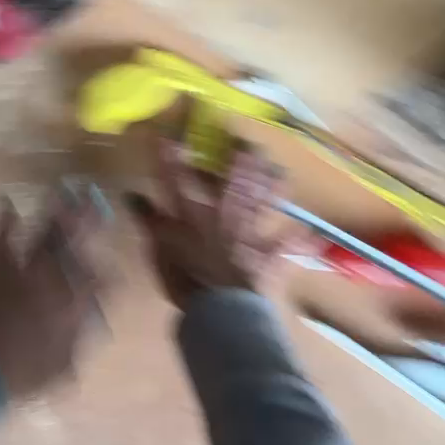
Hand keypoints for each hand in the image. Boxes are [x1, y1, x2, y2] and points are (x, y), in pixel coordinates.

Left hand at [0, 194, 107, 398]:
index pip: (100, 283)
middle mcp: (53, 282)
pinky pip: (1, 237)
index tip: (111, 271)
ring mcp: (24, 270)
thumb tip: (87, 330)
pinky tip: (6, 200)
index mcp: (74, 308)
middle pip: (75, 246)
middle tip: (96, 198)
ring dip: (57, 211)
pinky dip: (3, 220)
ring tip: (67, 188)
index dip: (107, 276)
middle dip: (88, 221)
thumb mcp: (61, 369)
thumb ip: (76, 344)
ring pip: (45, 235)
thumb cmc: (22, 374)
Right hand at [129, 102, 285, 309]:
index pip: (177, 176)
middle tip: (247, 141)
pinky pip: (290, 247)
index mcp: (192, 213)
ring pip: (263, 203)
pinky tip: (312, 235)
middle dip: (240, 159)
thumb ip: (148, 220)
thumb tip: (131, 193)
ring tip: (279, 170)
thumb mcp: (158, 249)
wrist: (223, 313)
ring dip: (272, 186)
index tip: (169, 130)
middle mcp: (223, 216)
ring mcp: (250, 235)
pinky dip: (301, 242)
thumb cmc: (185, 279)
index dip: (172, 153)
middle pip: (233, 181)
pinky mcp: (271, 257)